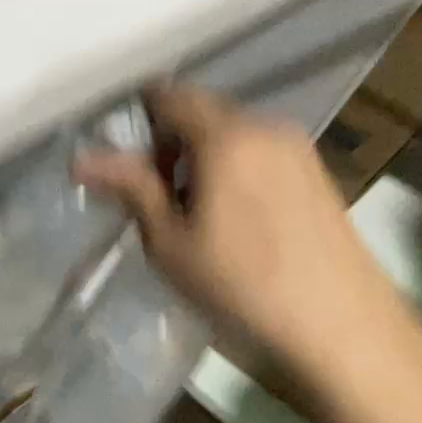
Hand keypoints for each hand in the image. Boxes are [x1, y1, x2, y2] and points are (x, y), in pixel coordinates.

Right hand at [73, 86, 421, 399]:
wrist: (340, 326)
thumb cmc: (241, 283)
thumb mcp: (170, 241)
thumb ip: (131, 188)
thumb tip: (80, 158)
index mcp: (227, 137)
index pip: (171, 96)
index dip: (138, 119)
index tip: (120, 159)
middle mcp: (266, 128)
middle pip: (202, 113)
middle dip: (168, 143)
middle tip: (151, 195)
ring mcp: (297, 149)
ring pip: (231, 135)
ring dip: (200, 159)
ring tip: (189, 214)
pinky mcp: (315, 173)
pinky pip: (257, 153)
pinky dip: (231, 170)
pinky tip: (229, 221)